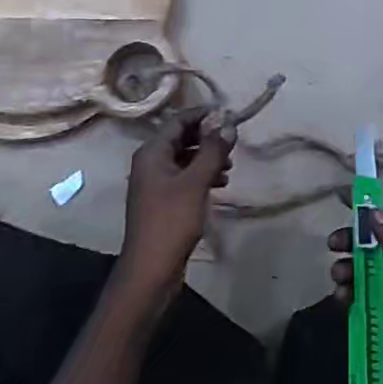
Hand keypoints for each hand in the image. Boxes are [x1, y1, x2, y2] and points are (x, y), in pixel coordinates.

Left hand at [119, 111, 232, 291]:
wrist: (151, 269)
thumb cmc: (172, 220)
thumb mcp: (196, 182)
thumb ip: (213, 151)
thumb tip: (228, 124)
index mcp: (151, 152)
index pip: (178, 121)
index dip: (203, 115)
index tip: (229, 114)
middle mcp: (150, 163)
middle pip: (181, 138)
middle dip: (207, 138)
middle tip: (233, 142)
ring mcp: (155, 183)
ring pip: (184, 158)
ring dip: (207, 158)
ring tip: (229, 166)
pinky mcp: (163, 201)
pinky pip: (184, 177)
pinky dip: (202, 175)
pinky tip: (220, 183)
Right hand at [329, 209, 382, 383]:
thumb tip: (374, 210)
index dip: (367, 208)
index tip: (341, 196)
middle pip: (374, 247)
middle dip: (352, 241)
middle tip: (332, 244)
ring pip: (364, 274)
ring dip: (348, 269)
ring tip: (338, 278)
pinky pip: (361, 302)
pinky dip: (349, 296)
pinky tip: (341, 301)